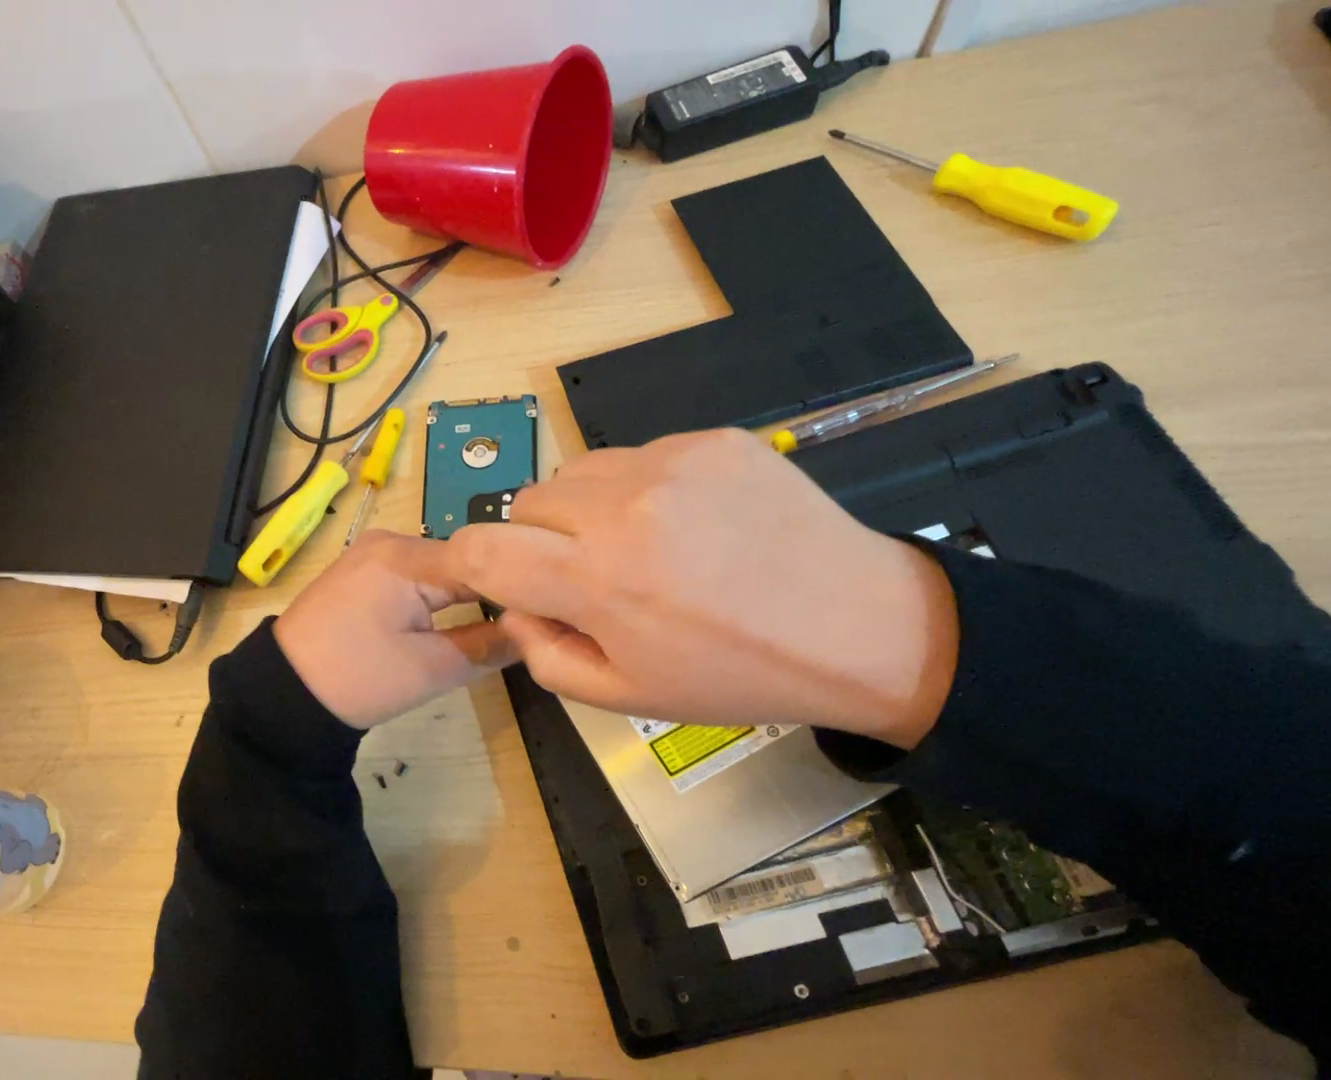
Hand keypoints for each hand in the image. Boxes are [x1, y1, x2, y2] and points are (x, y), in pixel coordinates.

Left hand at [274, 530, 518, 728]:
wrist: (282, 693)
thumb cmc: (356, 680)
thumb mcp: (429, 670)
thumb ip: (487, 647)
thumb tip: (536, 634)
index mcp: (405, 559)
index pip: (484, 560)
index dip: (521, 585)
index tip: (553, 610)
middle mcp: (390, 541)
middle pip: (463, 558)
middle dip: (496, 587)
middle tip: (535, 619)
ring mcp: (372, 552)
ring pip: (441, 566)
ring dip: (469, 590)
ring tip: (506, 619)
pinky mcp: (363, 569)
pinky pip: (416, 572)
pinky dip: (439, 592)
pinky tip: (460, 614)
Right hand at [446, 429, 959, 747]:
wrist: (862, 626)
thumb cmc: (738, 674)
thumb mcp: (629, 697)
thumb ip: (545, 655)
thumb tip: (517, 605)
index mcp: (600, 580)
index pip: (481, 548)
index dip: (468, 562)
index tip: (489, 575)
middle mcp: (624, 507)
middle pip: (525, 501)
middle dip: (539, 539)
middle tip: (590, 573)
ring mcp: (671, 461)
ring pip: (578, 470)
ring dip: (586, 508)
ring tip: (641, 543)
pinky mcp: (711, 437)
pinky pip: (638, 455)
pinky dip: (641, 487)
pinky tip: (690, 521)